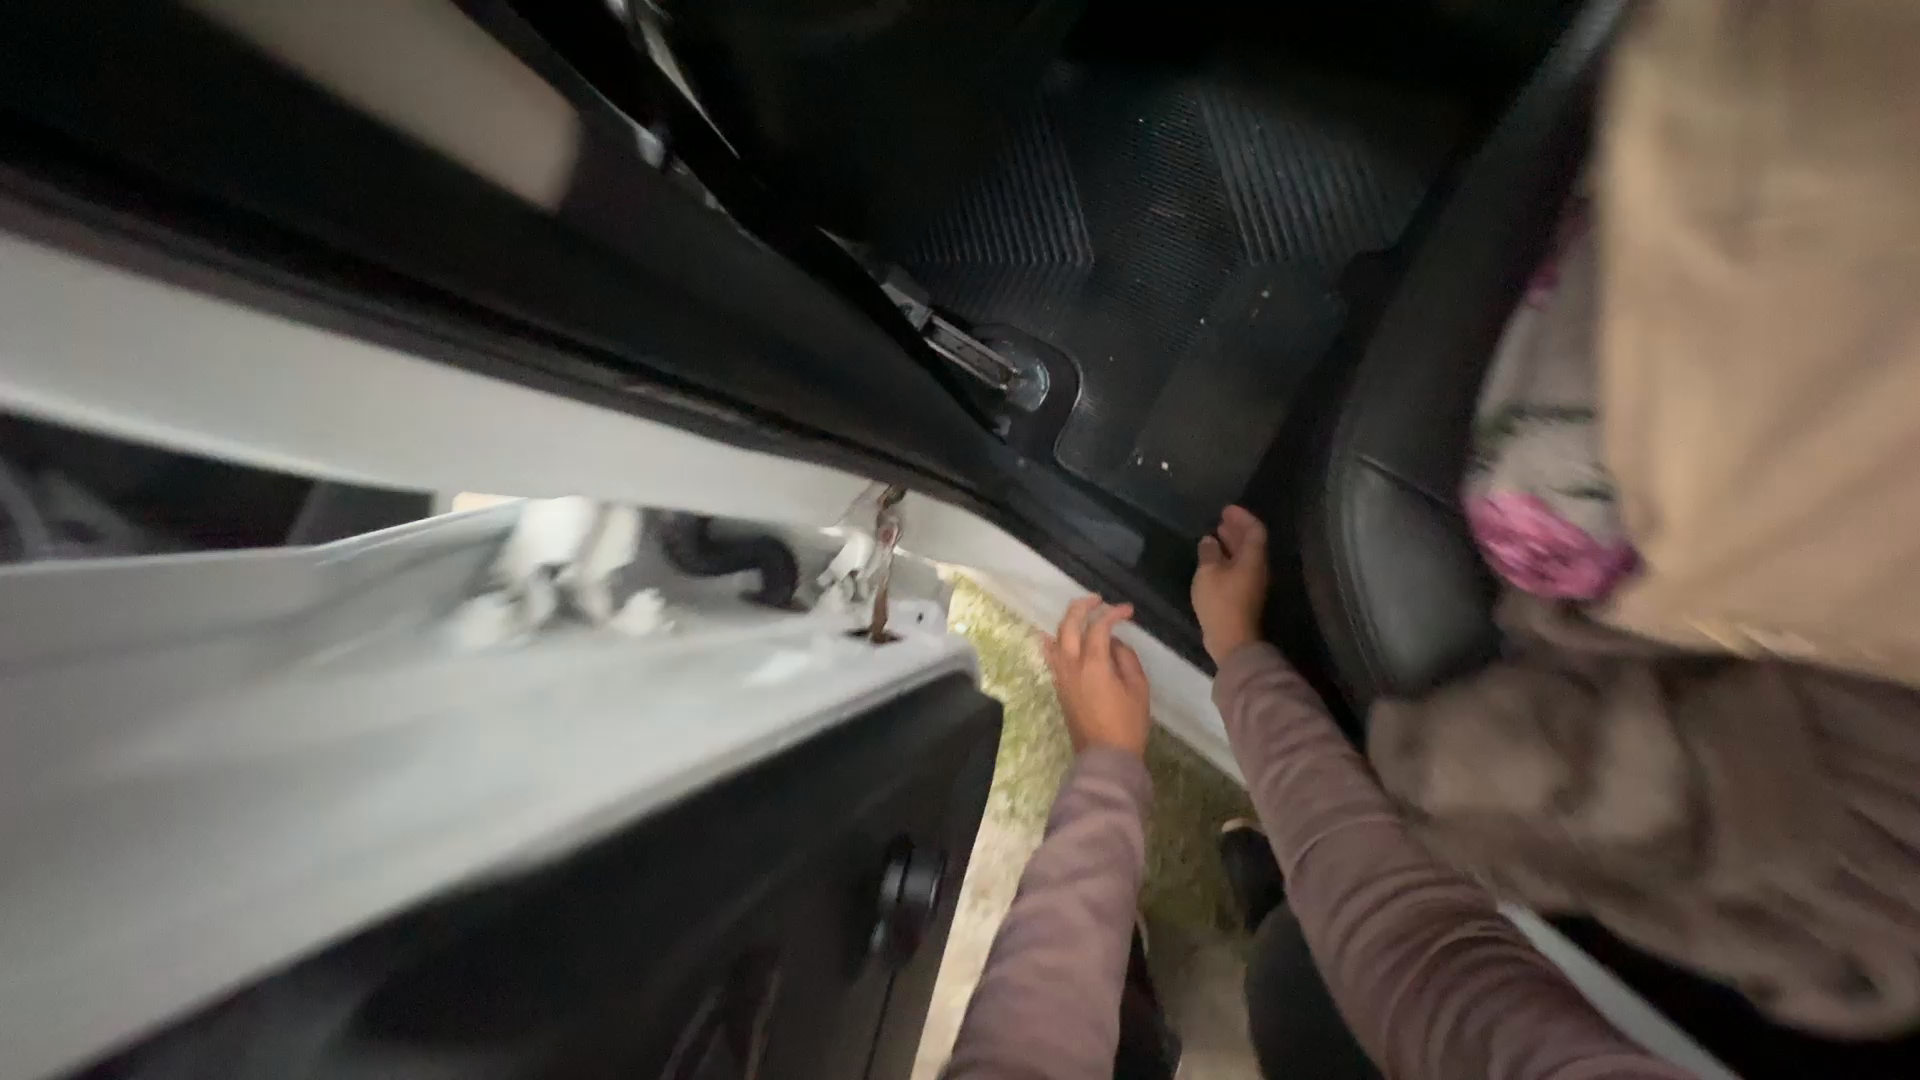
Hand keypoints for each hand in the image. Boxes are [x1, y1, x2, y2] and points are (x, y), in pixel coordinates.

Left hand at [1042, 597, 1151, 756]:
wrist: (1105, 755)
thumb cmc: (1128, 724)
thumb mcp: (1138, 688)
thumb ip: (1126, 658)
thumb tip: (1113, 643)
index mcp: (1094, 664)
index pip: (1099, 627)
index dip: (1113, 613)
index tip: (1128, 610)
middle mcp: (1071, 665)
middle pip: (1069, 625)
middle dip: (1082, 607)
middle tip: (1098, 600)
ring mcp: (1060, 675)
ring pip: (1056, 637)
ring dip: (1067, 620)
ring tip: (1081, 613)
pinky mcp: (1058, 685)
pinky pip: (1050, 655)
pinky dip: (1052, 640)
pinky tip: (1055, 634)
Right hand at [1193, 506, 1268, 664]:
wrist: (1231, 639)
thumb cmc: (1220, 602)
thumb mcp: (1208, 573)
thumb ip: (1209, 553)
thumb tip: (1210, 540)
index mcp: (1253, 559)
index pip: (1254, 530)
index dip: (1242, 517)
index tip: (1226, 509)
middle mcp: (1257, 568)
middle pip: (1251, 542)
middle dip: (1237, 529)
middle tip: (1220, 519)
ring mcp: (1252, 583)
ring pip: (1245, 556)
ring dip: (1232, 544)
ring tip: (1215, 535)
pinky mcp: (1244, 595)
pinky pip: (1239, 568)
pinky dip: (1228, 558)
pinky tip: (1213, 559)